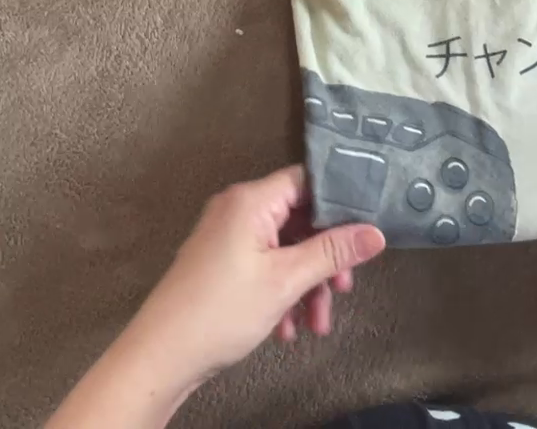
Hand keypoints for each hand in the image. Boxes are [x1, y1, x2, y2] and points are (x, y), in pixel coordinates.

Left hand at [47, 166, 385, 428]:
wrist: (161, 356)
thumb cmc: (220, 311)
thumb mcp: (286, 281)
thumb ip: (332, 253)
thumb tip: (374, 233)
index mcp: (251, 200)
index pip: (306, 181)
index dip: (338, 203)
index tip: (361, 230)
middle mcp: (238, 208)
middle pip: (298, 218)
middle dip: (324, 257)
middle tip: (344, 288)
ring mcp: (227, 234)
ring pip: (284, 247)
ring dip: (306, 283)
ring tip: (316, 323)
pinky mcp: (220, 260)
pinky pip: (264, 263)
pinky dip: (281, 290)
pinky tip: (288, 328)